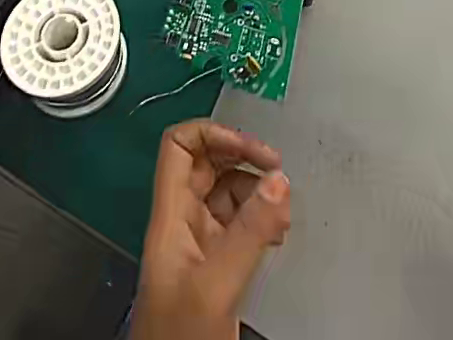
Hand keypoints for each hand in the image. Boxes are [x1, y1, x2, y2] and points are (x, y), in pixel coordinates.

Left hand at [132, 120, 291, 339]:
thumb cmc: (182, 338)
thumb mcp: (217, 284)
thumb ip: (249, 230)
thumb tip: (279, 180)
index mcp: (170, 214)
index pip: (178, 146)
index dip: (211, 134)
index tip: (249, 147)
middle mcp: (183, 220)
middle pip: (207, 163)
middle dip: (242, 157)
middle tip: (277, 169)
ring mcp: (201, 242)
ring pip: (227, 191)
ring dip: (256, 189)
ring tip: (282, 206)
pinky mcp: (218, 264)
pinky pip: (240, 222)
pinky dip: (261, 217)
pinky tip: (278, 231)